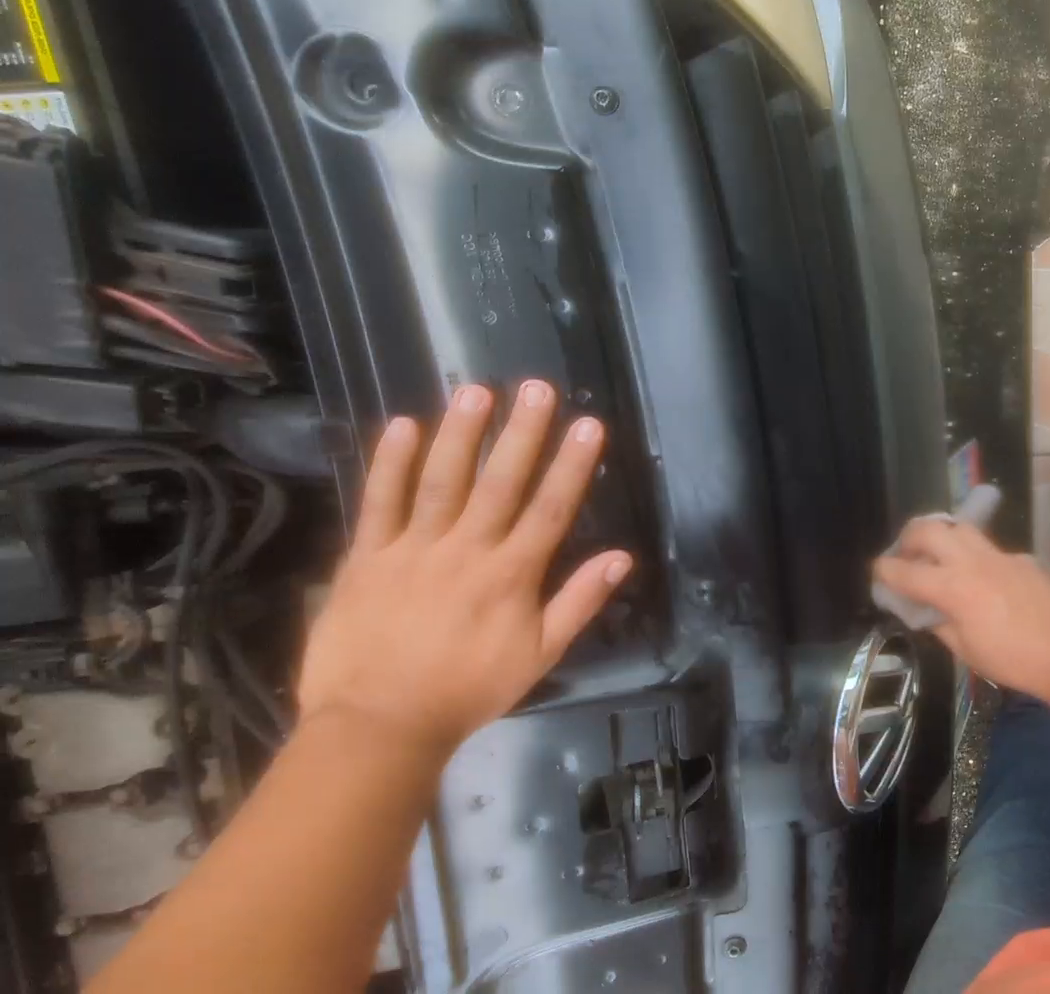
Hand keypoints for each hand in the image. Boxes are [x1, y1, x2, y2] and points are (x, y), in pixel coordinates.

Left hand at [297, 380, 633, 752]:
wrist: (377, 724)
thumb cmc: (468, 690)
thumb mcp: (539, 655)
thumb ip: (579, 602)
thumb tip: (621, 558)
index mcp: (512, 574)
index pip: (551, 508)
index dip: (572, 465)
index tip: (588, 425)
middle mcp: (466, 550)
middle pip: (500, 483)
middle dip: (522, 433)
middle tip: (537, 388)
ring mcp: (412, 550)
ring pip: (441, 481)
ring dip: (461, 434)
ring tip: (477, 391)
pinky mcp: (365, 558)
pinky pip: (379, 504)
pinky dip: (391, 464)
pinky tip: (404, 426)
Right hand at [872, 520, 1049, 700]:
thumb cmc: (1012, 659)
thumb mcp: (966, 650)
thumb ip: (939, 625)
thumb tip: (926, 612)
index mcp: (953, 588)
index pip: (906, 572)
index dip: (885, 571)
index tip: (877, 573)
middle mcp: (972, 562)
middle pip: (929, 530)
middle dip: (908, 538)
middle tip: (904, 554)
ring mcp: (999, 556)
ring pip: (961, 528)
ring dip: (941, 536)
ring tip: (937, 555)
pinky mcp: (1021, 559)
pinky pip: (989, 549)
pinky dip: (975, 558)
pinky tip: (981, 580)